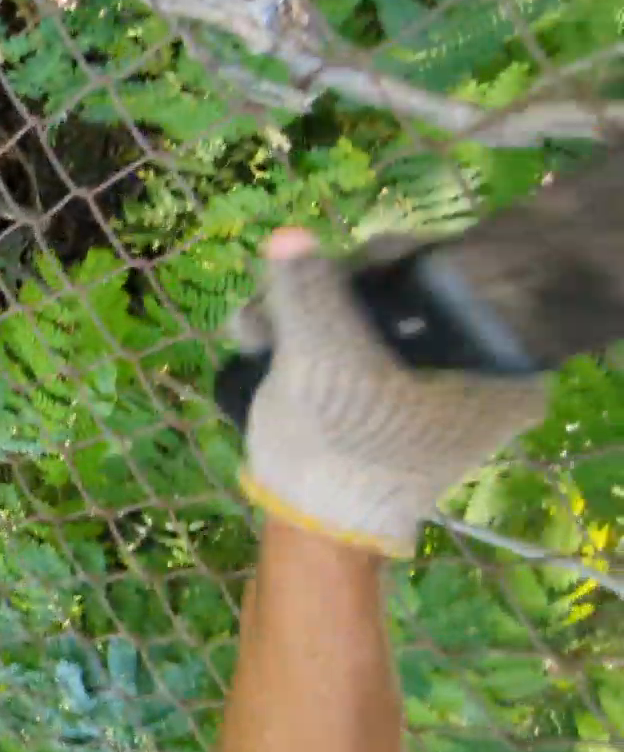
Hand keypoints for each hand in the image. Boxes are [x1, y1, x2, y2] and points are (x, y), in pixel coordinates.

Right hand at [235, 228, 550, 556]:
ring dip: (292, 311)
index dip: (378, 262)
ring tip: (251, 331)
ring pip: (355, 313)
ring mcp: (420, 380)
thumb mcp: (325, 361)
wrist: (312, 517)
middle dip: (318, 292)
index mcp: (499, 362)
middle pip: (393, 293)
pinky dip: (295, 332)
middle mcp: (469, 365)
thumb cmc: (341, 446)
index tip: (324, 270)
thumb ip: (310, 295)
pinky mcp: (375, 391)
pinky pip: (340, 338)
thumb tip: (289, 234)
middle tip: (274, 307)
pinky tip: (257, 340)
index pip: (448, 278)